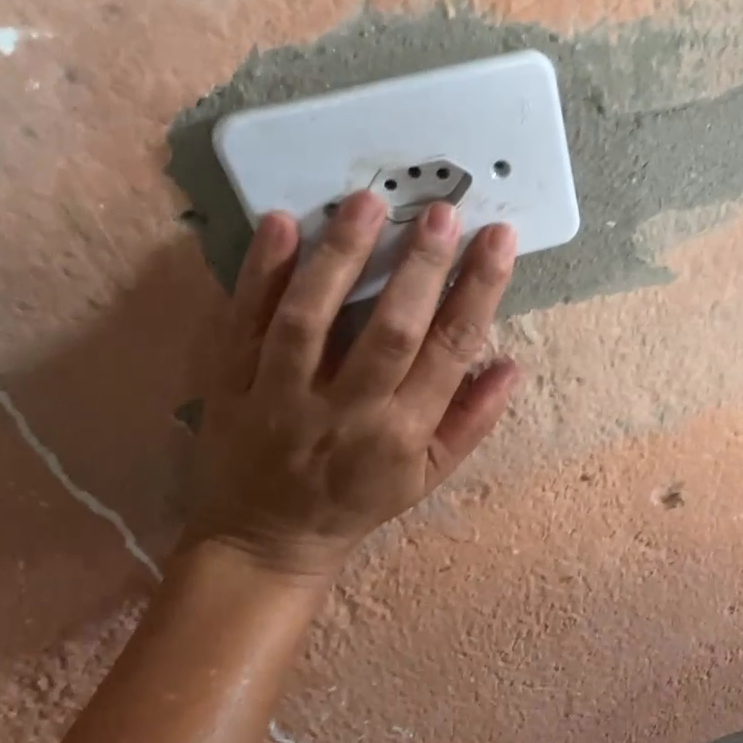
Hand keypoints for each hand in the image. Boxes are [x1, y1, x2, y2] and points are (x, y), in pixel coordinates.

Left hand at [185, 192, 520, 580]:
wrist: (265, 540)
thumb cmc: (358, 500)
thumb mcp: (429, 476)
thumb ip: (472, 421)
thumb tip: (512, 365)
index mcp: (403, 433)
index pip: (451, 350)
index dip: (479, 290)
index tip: (498, 238)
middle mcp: (347, 412)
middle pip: (391, 331)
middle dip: (420, 267)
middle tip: (441, 211)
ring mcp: (282, 396)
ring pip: (312, 320)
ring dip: (340, 257)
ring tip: (366, 202)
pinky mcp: (230, 384)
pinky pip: (244, 323)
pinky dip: (259, 272)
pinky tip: (279, 223)